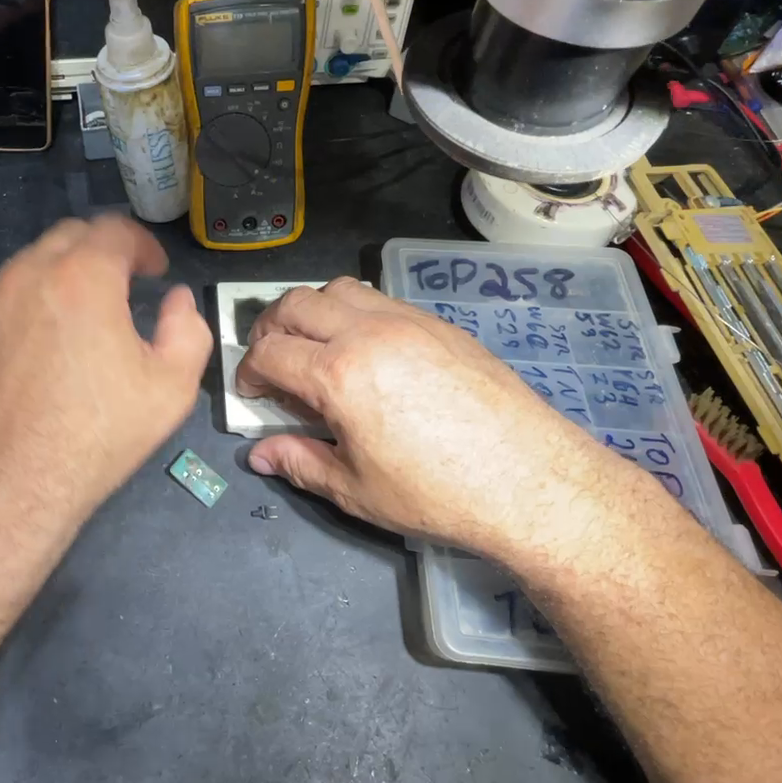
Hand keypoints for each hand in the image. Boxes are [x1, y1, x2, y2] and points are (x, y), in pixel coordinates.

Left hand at [0, 215, 212, 527]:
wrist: (9, 482)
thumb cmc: (96, 434)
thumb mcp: (170, 387)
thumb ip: (188, 329)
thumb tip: (177, 300)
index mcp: (83, 277)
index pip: (116, 229)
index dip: (144, 245)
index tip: (155, 273)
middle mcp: (30, 273)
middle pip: (72, 235)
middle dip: (104, 250)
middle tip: (126, 286)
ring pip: (35, 260)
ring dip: (66, 271)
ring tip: (86, 313)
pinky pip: (8, 291)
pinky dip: (34, 296)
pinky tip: (46, 339)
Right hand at [238, 279, 632, 560]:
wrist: (533, 481)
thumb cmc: (437, 493)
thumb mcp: (356, 489)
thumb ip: (299, 463)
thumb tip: (258, 455)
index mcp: (338, 374)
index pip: (268, 353)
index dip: (248, 373)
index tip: (252, 394)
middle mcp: (366, 332)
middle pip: (293, 305)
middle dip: (268, 329)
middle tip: (271, 362)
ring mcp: (405, 320)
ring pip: (336, 289)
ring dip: (310, 311)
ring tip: (315, 346)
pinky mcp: (436, 323)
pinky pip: (377, 297)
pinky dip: (352, 311)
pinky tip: (365, 349)